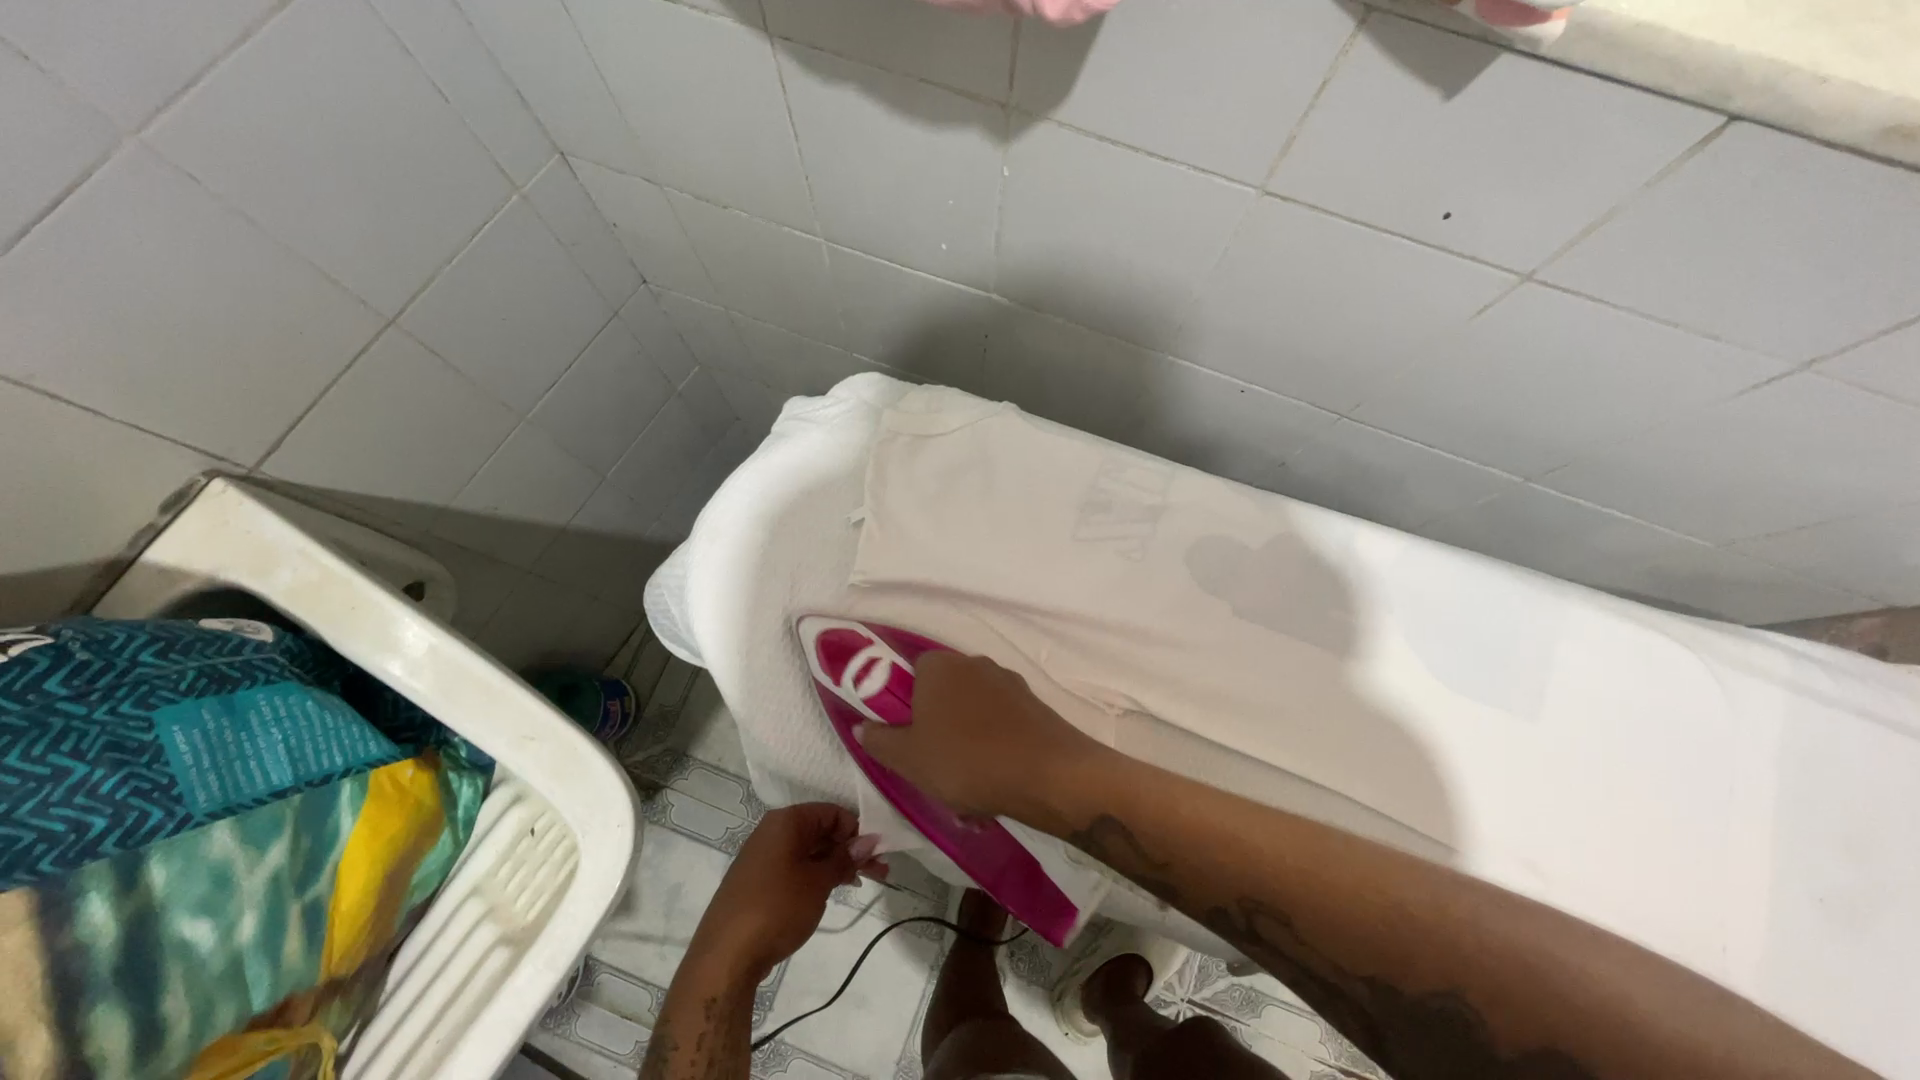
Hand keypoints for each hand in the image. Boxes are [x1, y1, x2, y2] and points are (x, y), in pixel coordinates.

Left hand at [687, 803, 886, 980]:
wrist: (726, 955)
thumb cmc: (777, 907)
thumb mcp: (818, 882)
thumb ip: (844, 858)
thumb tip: (869, 840)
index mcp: (786, 822)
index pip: (831, 812)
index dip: (856, 830)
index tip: (876, 854)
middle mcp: (773, 833)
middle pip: (821, 832)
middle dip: (850, 850)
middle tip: (880, 872)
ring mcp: (764, 858)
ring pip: (810, 852)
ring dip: (837, 865)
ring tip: (862, 884)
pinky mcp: (759, 882)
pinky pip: (796, 869)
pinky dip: (817, 876)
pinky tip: (834, 891)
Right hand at [855, 651, 1105, 822]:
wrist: (1049, 775)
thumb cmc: (966, 760)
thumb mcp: (908, 759)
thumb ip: (879, 740)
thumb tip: (864, 726)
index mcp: (939, 665)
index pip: (909, 675)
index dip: (904, 709)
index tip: (906, 743)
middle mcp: (974, 663)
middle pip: (942, 696)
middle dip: (937, 731)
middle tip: (933, 771)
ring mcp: (1009, 683)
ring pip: (972, 715)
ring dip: (965, 745)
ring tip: (967, 789)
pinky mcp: (1034, 706)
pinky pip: (1001, 727)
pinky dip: (994, 750)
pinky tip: (995, 784)